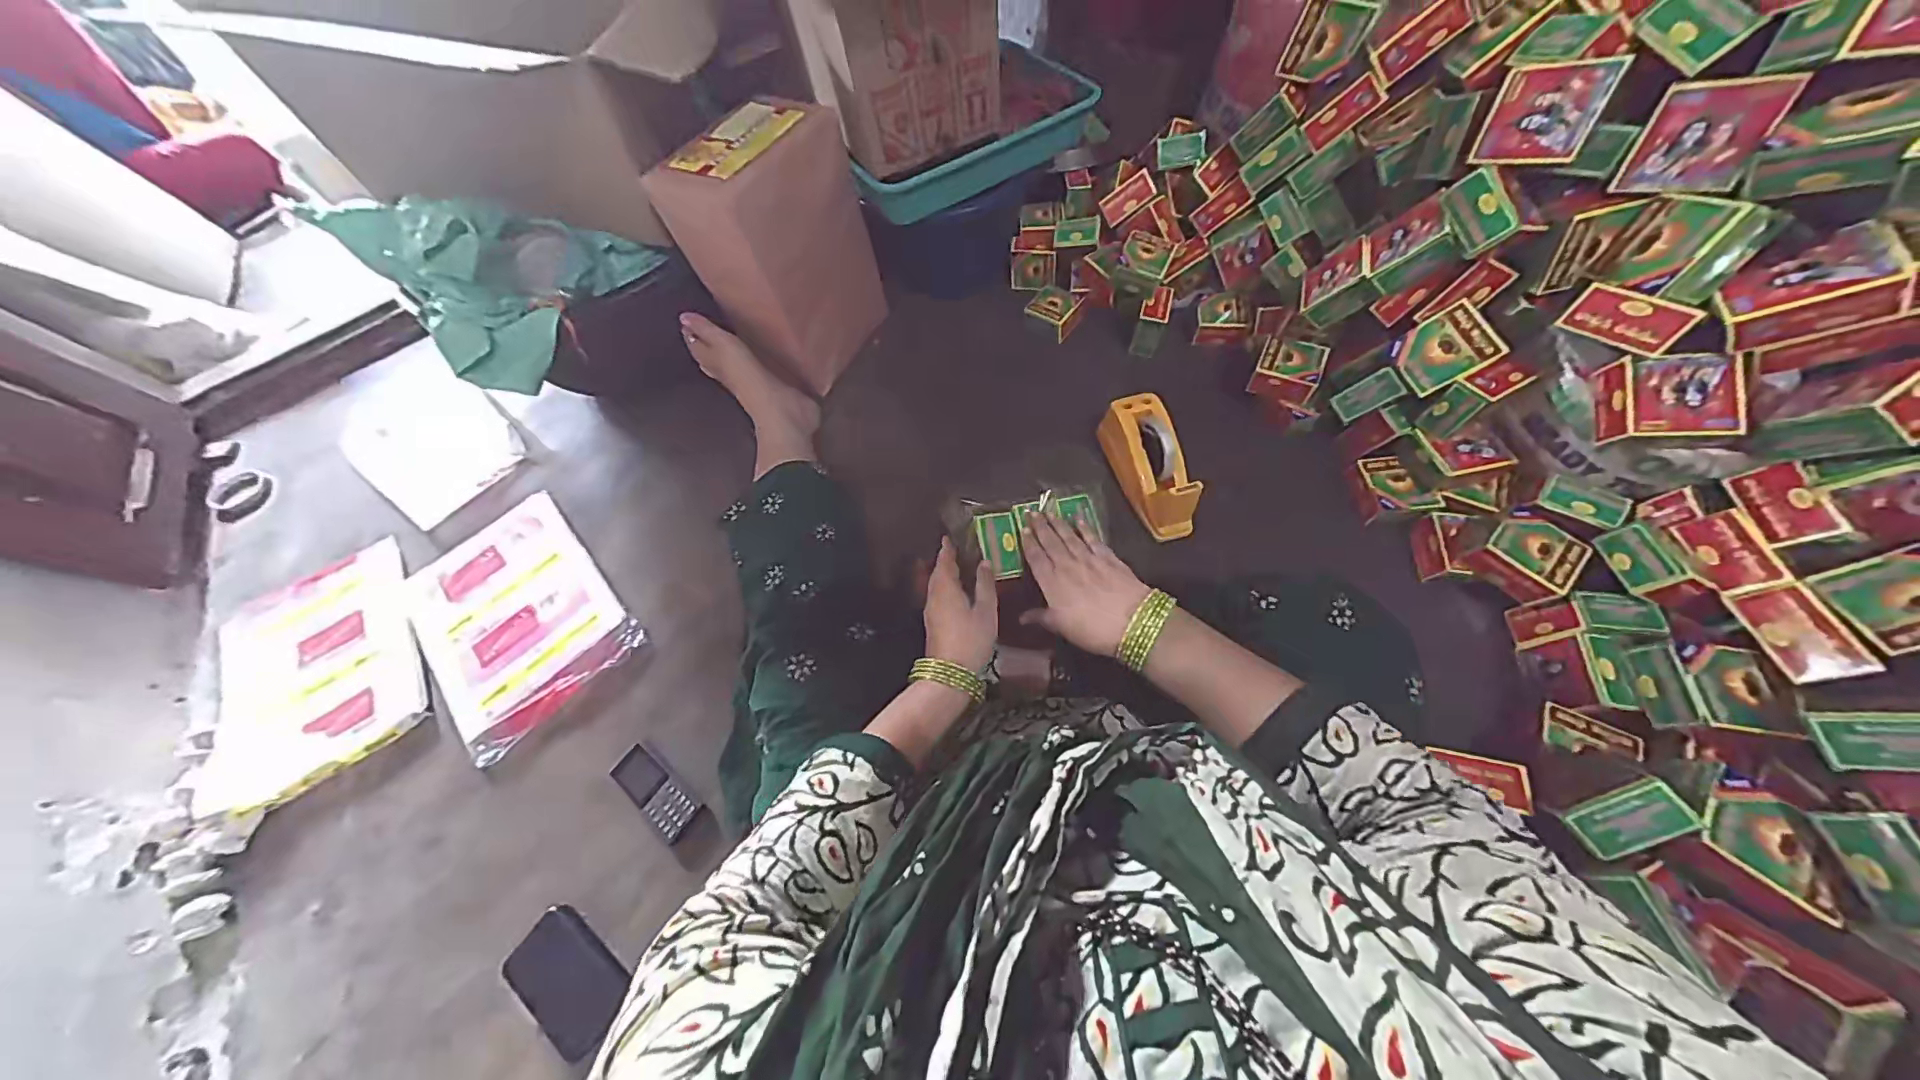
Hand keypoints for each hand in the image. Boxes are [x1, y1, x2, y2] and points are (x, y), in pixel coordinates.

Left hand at [923, 536, 998, 671]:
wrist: (950, 672)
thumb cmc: (971, 639)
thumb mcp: (985, 610)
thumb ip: (985, 585)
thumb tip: (984, 563)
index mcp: (946, 588)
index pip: (944, 562)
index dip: (947, 550)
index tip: (949, 539)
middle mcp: (934, 596)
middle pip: (937, 573)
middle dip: (944, 561)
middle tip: (954, 552)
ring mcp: (931, 611)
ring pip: (935, 586)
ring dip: (944, 575)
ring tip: (956, 570)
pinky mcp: (932, 623)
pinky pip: (937, 597)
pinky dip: (944, 589)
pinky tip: (955, 594)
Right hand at [1020, 510, 1151, 657]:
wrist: (1133, 621)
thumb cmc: (1092, 629)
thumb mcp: (1062, 627)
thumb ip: (1041, 618)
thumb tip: (1021, 618)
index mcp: (1052, 582)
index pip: (1036, 558)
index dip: (1028, 543)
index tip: (1023, 530)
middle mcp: (1067, 565)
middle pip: (1050, 542)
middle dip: (1040, 526)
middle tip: (1031, 512)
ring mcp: (1089, 559)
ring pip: (1069, 537)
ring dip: (1058, 523)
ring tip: (1049, 511)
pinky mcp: (1108, 558)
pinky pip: (1093, 538)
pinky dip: (1085, 527)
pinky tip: (1079, 518)